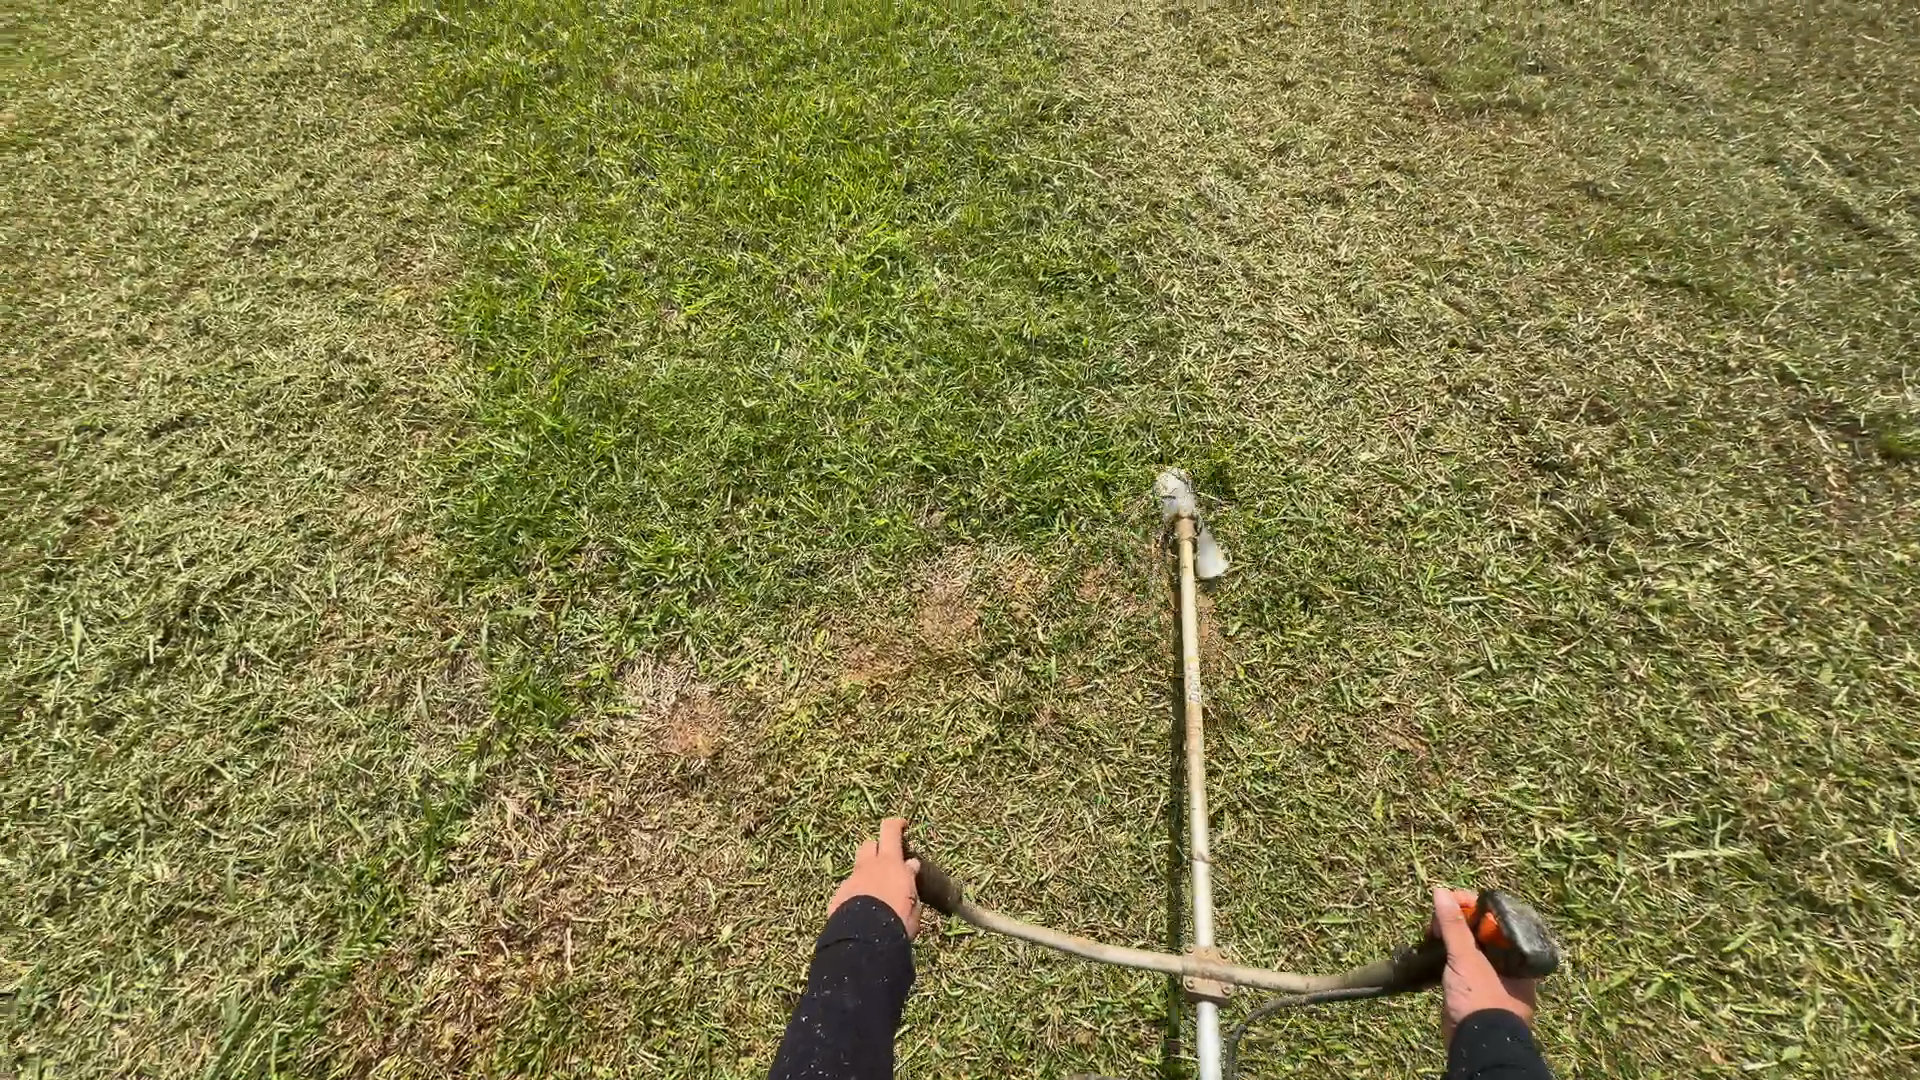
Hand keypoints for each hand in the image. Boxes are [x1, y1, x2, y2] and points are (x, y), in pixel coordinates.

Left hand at [829, 818, 923, 938]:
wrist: (866, 942)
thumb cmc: (897, 920)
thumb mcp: (913, 900)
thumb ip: (910, 880)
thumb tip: (910, 866)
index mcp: (889, 862)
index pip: (890, 831)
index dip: (896, 824)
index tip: (901, 824)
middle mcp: (868, 866)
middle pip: (869, 844)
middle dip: (877, 849)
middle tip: (886, 861)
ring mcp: (851, 881)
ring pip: (857, 868)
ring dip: (866, 874)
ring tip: (875, 892)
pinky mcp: (838, 898)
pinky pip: (847, 890)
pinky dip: (855, 895)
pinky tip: (861, 910)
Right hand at [1430, 886, 1538, 1043]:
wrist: (1477, 1046)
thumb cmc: (1481, 1000)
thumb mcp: (1467, 959)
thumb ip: (1454, 925)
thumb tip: (1440, 891)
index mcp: (1517, 958)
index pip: (1495, 919)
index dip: (1471, 906)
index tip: (1448, 903)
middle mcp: (1507, 965)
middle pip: (1478, 929)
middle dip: (1454, 921)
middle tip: (1436, 924)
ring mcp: (1489, 977)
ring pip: (1466, 945)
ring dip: (1446, 937)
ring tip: (1430, 936)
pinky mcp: (1471, 987)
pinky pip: (1457, 960)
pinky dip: (1443, 953)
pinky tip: (1430, 950)